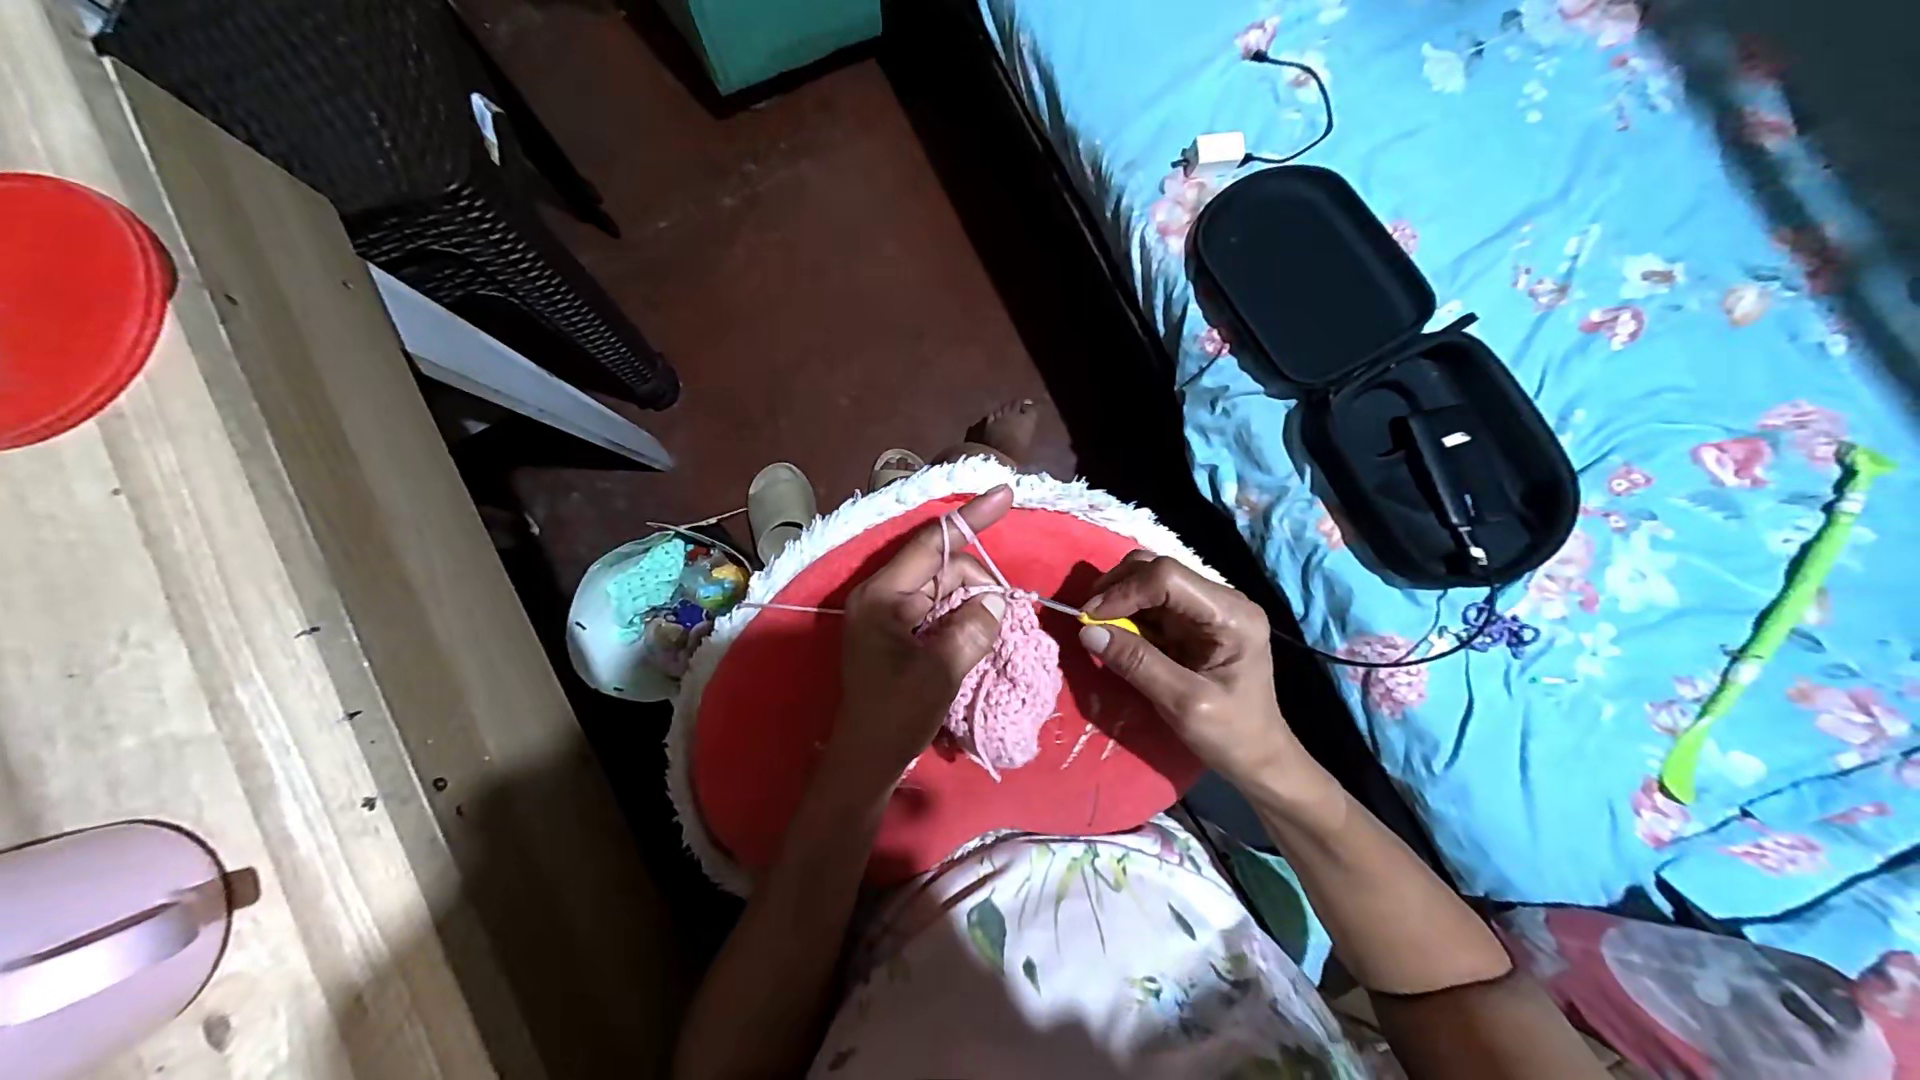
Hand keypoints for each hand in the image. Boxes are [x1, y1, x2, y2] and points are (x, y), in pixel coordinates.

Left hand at [827, 486, 1013, 786]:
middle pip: (942, 566)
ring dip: (974, 600)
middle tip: (1008, 609)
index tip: (1005, 493)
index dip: (971, 518)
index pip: (933, 543)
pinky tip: (982, 628)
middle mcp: (883, 596)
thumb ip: (972, 627)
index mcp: (883, 595)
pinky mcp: (898, 633)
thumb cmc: (894, 716)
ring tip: (998, 624)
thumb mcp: (939, 671)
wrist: (865, 762)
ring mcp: (889, 614)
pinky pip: (938, 609)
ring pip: (943, 588)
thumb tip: (996, 600)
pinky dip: (963, 615)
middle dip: (979, 579)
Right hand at [1078, 553, 1305, 788]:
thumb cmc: (1229, 734)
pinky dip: (1125, 610)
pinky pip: (1150, 601)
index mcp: (1231, 615)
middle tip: (1088, 619)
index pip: (1168, 578)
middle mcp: (1221, 600)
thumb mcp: (1182, 704)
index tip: (1090, 618)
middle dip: (1118, 588)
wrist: (1256, 756)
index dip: (1124, 591)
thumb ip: (1137, 663)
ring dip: (1118, 596)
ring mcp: (1205, 608)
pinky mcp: (1191, 620)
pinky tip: (1113, 630)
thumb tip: (1089, 631)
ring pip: (1150, 578)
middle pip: (1158, 569)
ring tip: (1097, 624)